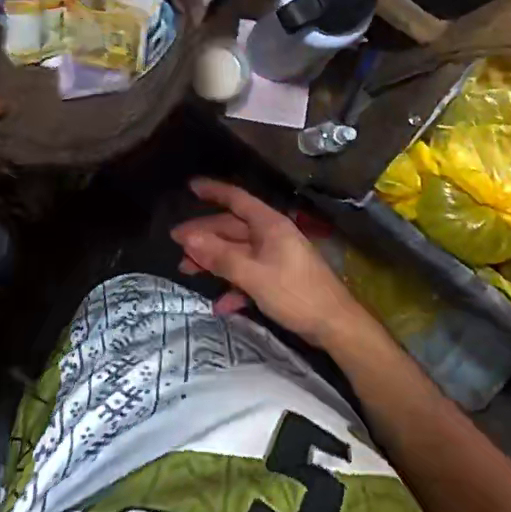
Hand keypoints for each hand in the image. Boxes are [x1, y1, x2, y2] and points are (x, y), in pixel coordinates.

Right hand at [170, 178, 372, 348]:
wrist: (335, 325)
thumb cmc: (296, 294)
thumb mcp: (253, 276)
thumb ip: (220, 257)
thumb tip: (188, 238)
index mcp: (269, 225)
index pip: (237, 199)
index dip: (213, 191)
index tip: (190, 186)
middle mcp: (272, 235)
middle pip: (232, 227)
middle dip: (204, 235)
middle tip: (175, 242)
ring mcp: (276, 257)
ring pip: (237, 251)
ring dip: (213, 260)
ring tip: (186, 270)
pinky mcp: (278, 278)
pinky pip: (248, 274)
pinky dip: (233, 285)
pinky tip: (221, 304)